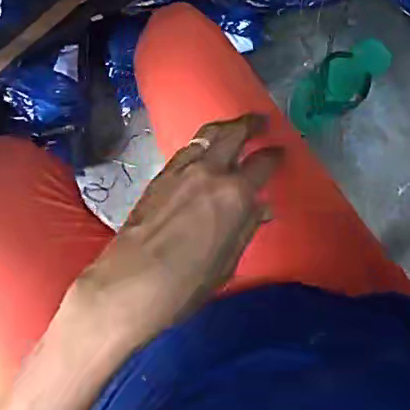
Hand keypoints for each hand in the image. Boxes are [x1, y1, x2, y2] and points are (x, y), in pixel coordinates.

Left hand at [61, 115, 281, 351]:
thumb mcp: (227, 262)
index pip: (264, 162)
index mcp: (236, 194)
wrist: (127, 287)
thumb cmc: (185, 284)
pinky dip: (202, 141)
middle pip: (236, 133)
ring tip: (235, 126)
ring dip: (227, 126)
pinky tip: (204, 148)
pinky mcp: (161, 175)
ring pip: (209, 133)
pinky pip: (188, 147)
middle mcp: (212, 172)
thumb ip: (246, 228)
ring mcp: (184, 170)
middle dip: (252, 124)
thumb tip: (261, 208)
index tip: (281, 152)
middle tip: (262, 122)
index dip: (275, 155)